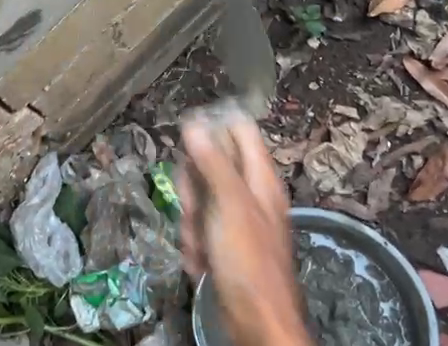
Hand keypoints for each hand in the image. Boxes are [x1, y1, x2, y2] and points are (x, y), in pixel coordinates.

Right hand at [179, 112, 311, 345]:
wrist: (257, 325)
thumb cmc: (248, 260)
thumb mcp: (230, 205)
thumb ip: (213, 162)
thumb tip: (194, 121)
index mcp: (259, 178)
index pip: (239, 129)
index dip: (214, 126)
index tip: (187, 136)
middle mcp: (249, 194)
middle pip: (210, 164)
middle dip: (192, 185)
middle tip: (193, 205)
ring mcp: (235, 220)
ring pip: (198, 197)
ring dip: (189, 219)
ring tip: (197, 241)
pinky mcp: (223, 244)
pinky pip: (198, 227)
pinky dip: (193, 241)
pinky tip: (198, 258)